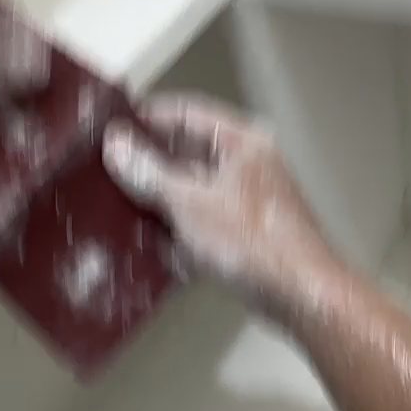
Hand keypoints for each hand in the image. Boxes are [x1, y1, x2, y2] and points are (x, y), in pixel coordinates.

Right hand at [103, 94, 343, 323]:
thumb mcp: (190, 203)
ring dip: (161, 197)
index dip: (148, 117)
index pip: (187, 113)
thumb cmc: (251, 242)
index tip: (112, 128)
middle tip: (108, 168)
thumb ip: (149, 172)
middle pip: (189, 151)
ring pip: (193, 187)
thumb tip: (115, 143)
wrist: (302, 297)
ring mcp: (249, 197)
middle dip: (150, 162)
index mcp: (242, 142)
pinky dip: (179, 225)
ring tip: (119, 204)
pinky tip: (150, 240)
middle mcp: (248, 162)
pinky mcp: (246, 230)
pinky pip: (203, 217)